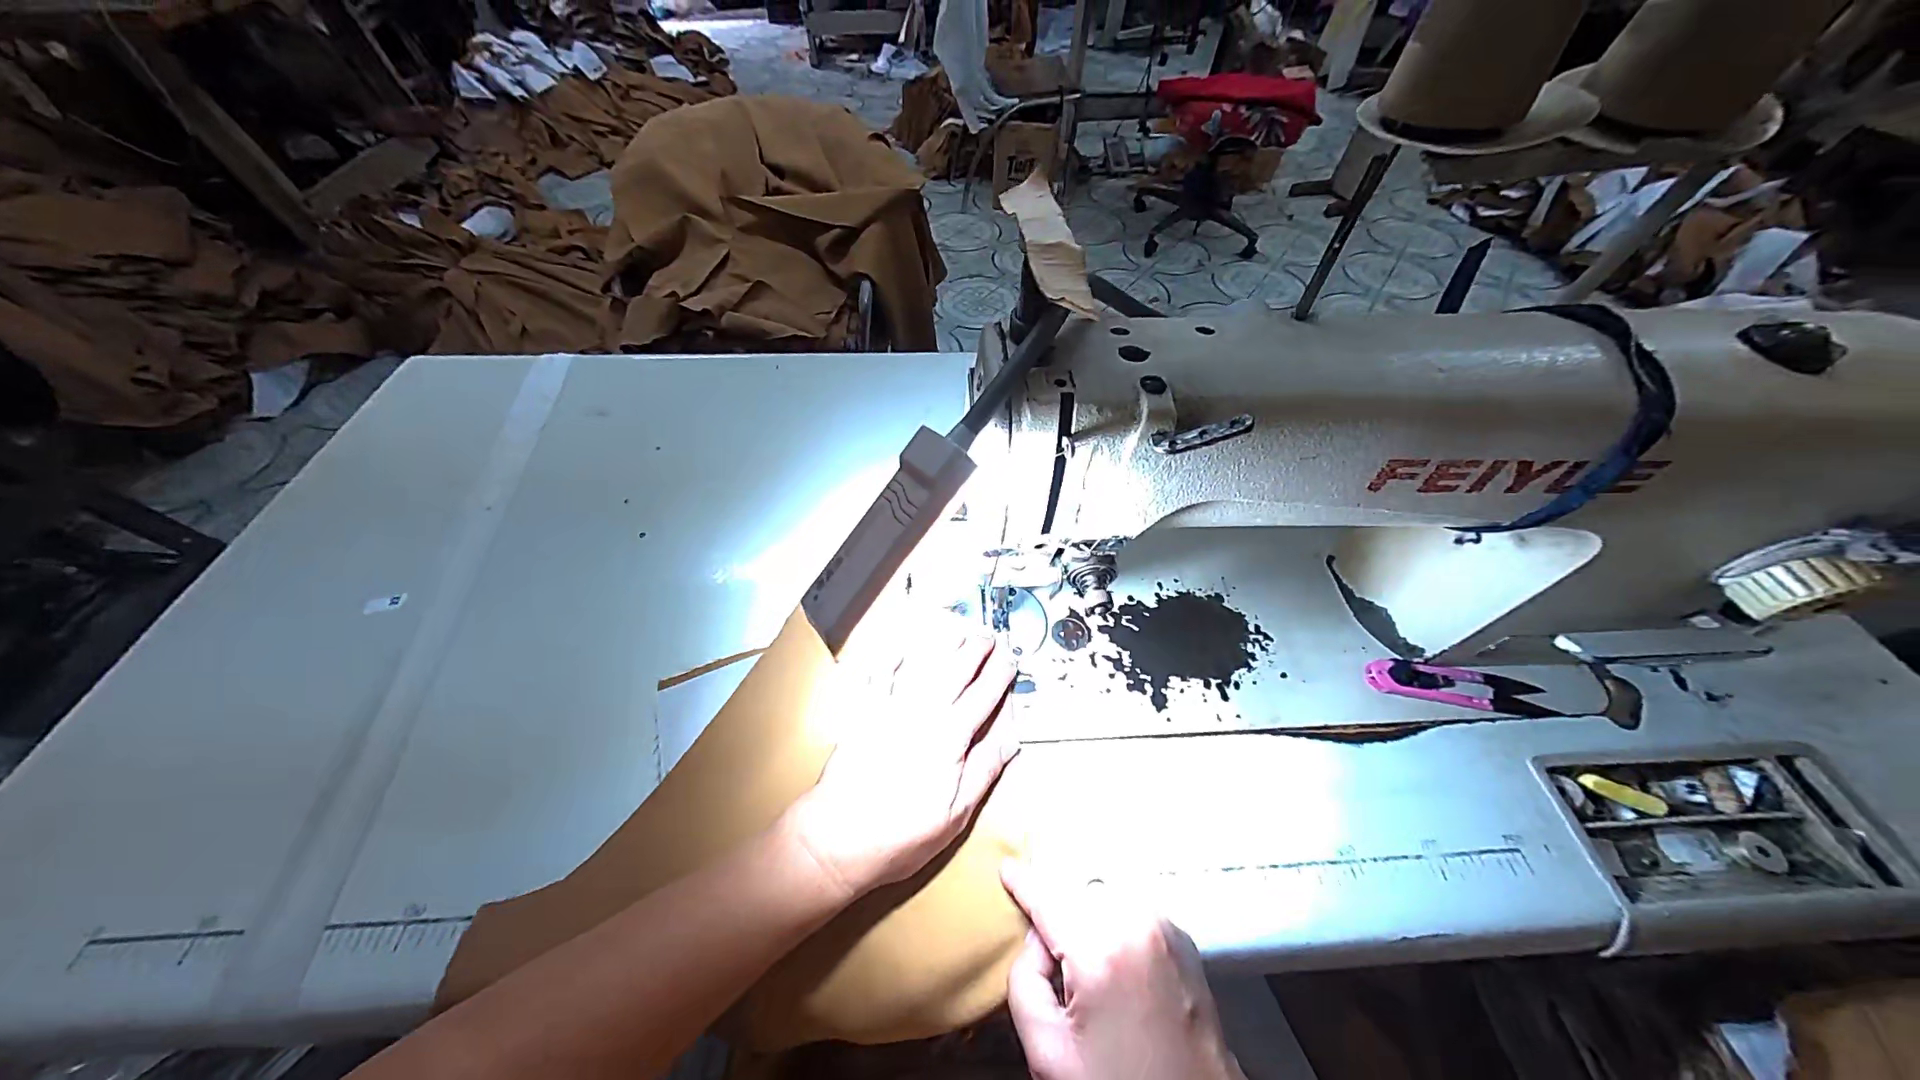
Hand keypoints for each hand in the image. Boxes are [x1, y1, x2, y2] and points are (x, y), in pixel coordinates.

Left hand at [785, 628, 1018, 897]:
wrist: (837, 838)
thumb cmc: (896, 834)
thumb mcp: (955, 814)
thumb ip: (983, 771)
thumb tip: (1008, 742)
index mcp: (949, 740)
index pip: (983, 696)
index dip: (1000, 675)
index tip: (1009, 660)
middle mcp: (921, 716)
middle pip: (956, 672)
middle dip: (976, 651)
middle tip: (987, 638)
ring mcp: (890, 712)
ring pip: (923, 668)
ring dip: (942, 647)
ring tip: (956, 633)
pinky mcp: (863, 716)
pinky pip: (878, 678)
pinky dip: (890, 660)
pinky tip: (898, 649)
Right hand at [1001, 860, 1244, 1079]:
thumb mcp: (1049, 1050)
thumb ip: (1024, 981)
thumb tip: (1035, 940)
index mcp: (1101, 951)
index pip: (1048, 897)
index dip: (1021, 881)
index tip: (1006, 869)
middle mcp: (1138, 926)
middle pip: (1077, 890)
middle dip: (1056, 907)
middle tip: (1046, 948)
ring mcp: (1166, 931)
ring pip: (1105, 895)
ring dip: (1085, 912)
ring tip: (1079, 960)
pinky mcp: (1183, 941)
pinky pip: (1131, 910)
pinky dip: (1112, 920)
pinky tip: (1108, 958)